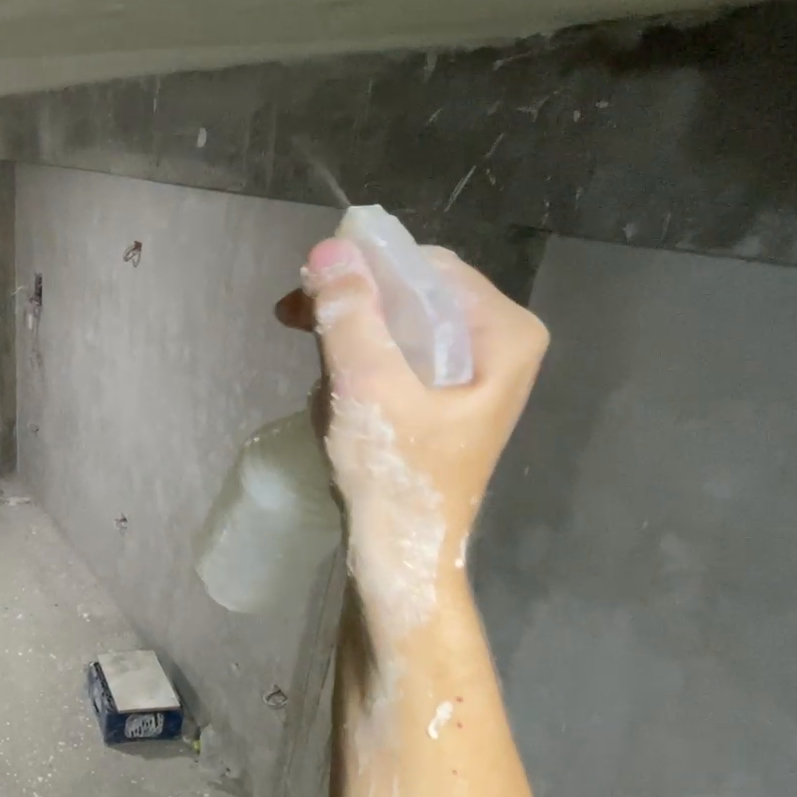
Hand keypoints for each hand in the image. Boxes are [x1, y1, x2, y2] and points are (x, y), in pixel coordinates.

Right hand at [282, 239, 546, 631]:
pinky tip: (331, 378)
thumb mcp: (367, 387)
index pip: (429, 266)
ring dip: (348, 326)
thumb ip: (351, 315)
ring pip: (402, 320)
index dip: (363, 268)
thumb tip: (329, 247)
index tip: (304, 291)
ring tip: (307, 349)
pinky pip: (398, 351)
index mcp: (503, 333)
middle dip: (351, 298)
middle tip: (292, 318)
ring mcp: (472, 373)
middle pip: (415, 291)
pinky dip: (358, 354)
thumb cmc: (394, 472)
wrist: (400, 549)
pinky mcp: (443, 397)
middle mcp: (497, 343)